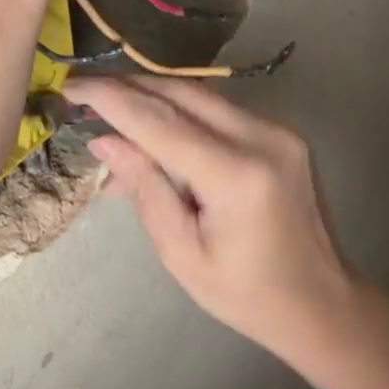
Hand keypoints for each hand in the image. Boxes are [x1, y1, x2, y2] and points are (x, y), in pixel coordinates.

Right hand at [62, 76, 356, 351]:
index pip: (158, 121)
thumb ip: (145, 189)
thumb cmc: (242, 292)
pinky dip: (178, 115)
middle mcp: (262, 138)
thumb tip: (105, 141)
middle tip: (81, 91)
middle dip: (127, 86)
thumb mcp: (180, 252)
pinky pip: (218, 112)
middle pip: (181, 93)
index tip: (70, 87)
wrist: (319, 301)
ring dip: (151, 98)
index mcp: (235, 175)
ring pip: (200, 96)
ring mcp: (278, 132)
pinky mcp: (282, 135)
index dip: (110, 99)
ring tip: (107, 111)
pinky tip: (149, 134)